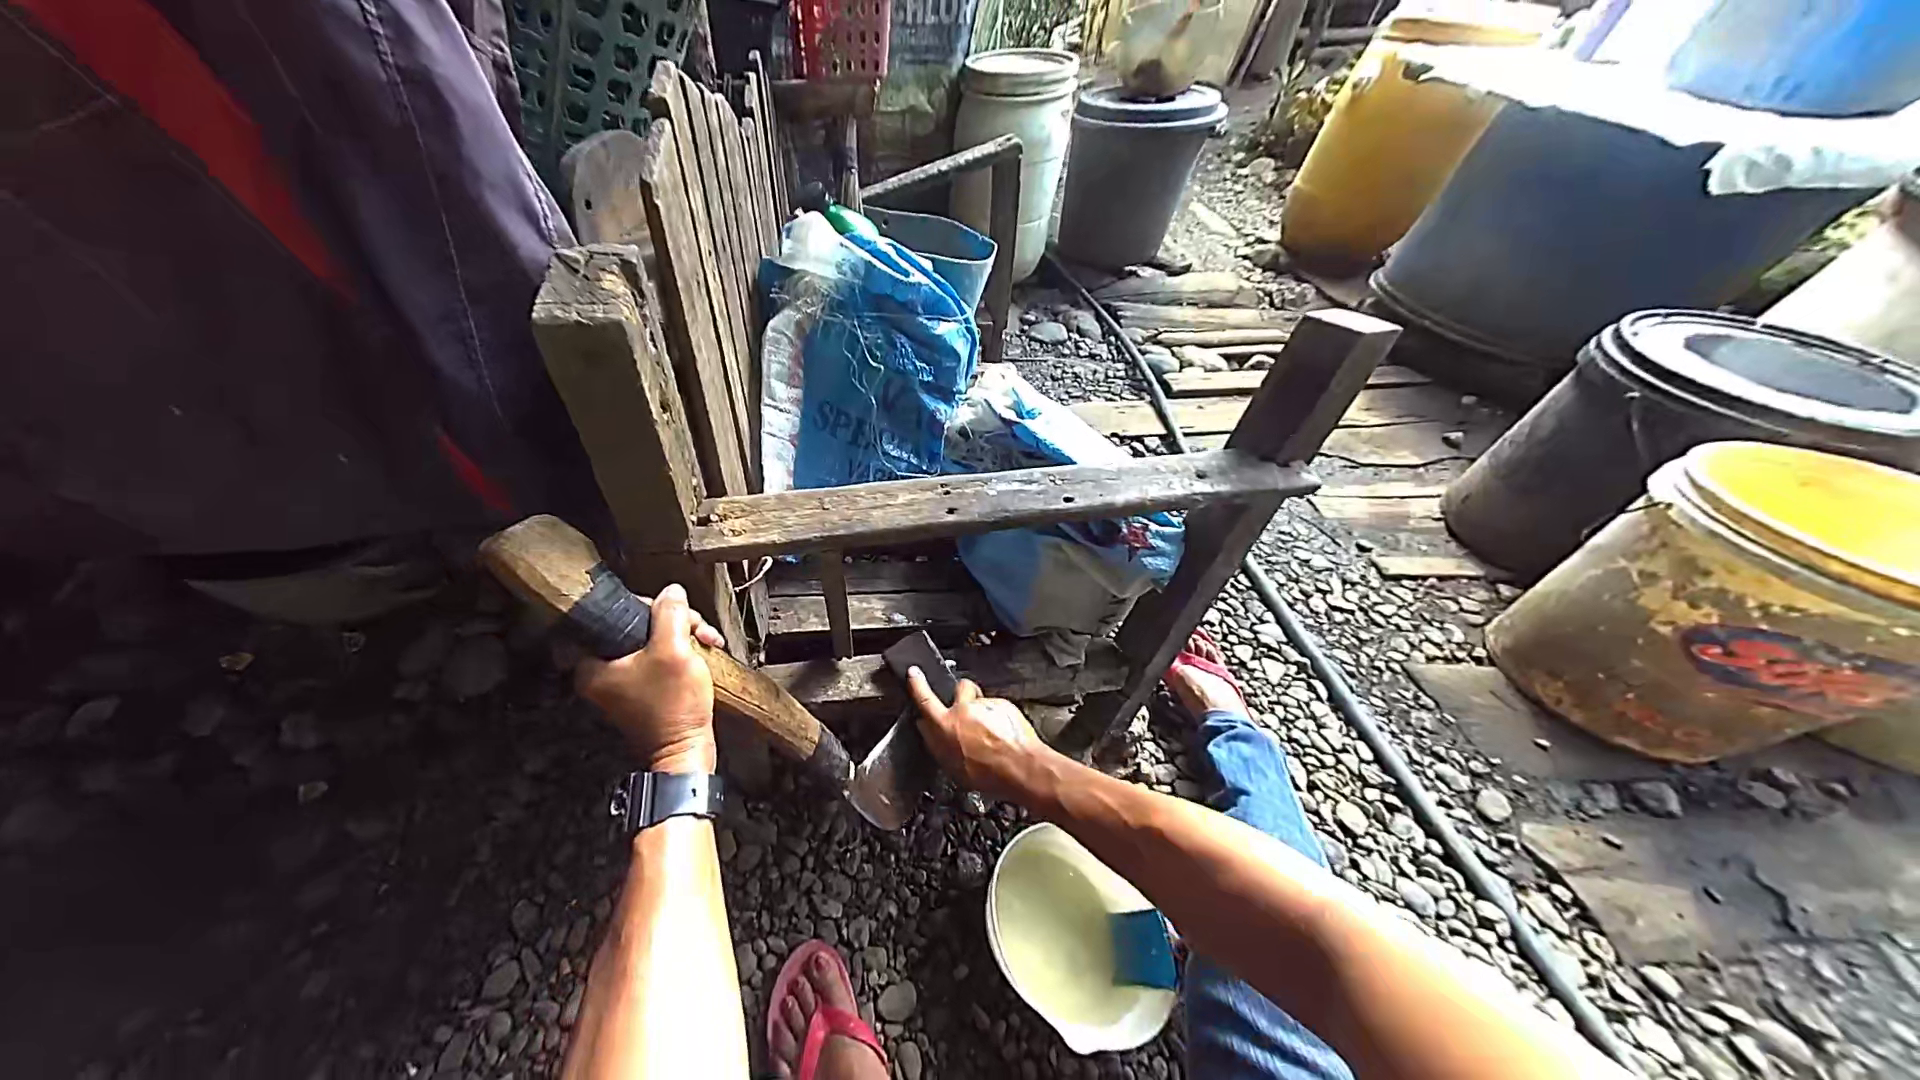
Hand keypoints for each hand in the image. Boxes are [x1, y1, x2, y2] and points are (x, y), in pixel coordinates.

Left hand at [575, 584, 726, 772]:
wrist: (687, 750)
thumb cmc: (674, 709)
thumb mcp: (674, 650)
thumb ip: (671, 614)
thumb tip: (672, 591)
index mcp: (592, 665)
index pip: (608, 615)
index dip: (639, 606)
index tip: (663, 610)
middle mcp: (601, 673)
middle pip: (635, 625)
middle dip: (671, 621)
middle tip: (694, 627)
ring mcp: (622, 682)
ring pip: (651, 639)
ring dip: (681, 634)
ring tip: (705, 641)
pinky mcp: (642, 689)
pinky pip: (658, 656)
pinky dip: (680, 651)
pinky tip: (701, 651)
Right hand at [905, 669, 1048, 803]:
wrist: (1021, 768)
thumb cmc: (990, 774)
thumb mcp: (954, 768)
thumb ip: (938, 744)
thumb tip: (928, 732)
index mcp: (945, 726)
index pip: (924, 699)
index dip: (917, 685)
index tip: (914, 675)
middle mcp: (963, 711)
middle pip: (958, 690)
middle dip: (959, 693)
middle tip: (967, 708)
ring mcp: (984, 705)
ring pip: (980, 699)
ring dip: (984, 710)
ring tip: (993, 732)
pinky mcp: (1003, 704)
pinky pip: (997, 707)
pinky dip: (1000, 718)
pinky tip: (1005, 736)